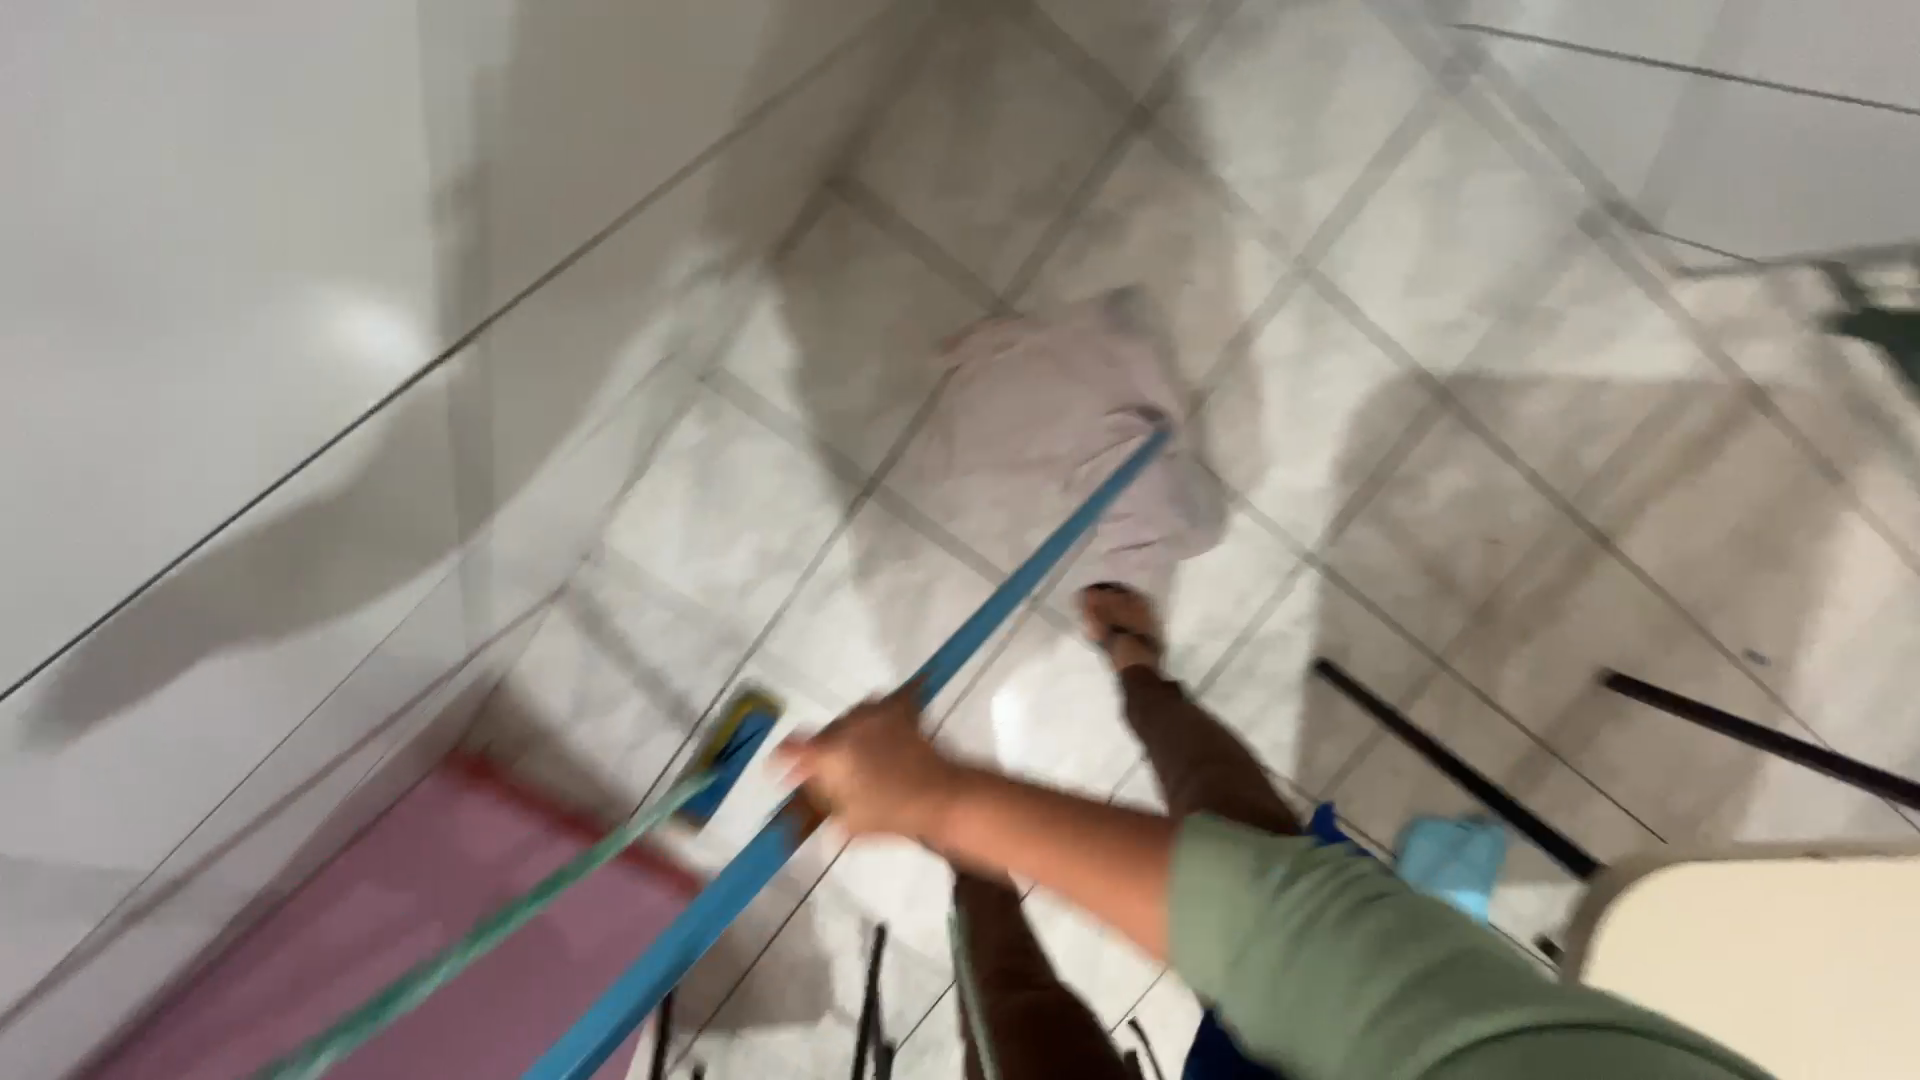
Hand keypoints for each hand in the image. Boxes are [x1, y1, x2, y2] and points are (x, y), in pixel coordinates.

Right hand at [775, 686, 966, 840]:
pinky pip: (881, 707)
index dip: (782, 758)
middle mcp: (847, 726)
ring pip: (849, 719)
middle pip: (823, 735)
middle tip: (824, 770)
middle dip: (820, 751)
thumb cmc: (891, 813)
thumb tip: (816, 821)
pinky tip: (879, 730)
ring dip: (846, 733)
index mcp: (829, 752)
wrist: (939, 795)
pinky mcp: (899, 710)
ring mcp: (874, 714)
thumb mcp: (849, 822)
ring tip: (854, 752)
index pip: (792, 748)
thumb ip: (826, 813)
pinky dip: (875, 718)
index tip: (778, 765)